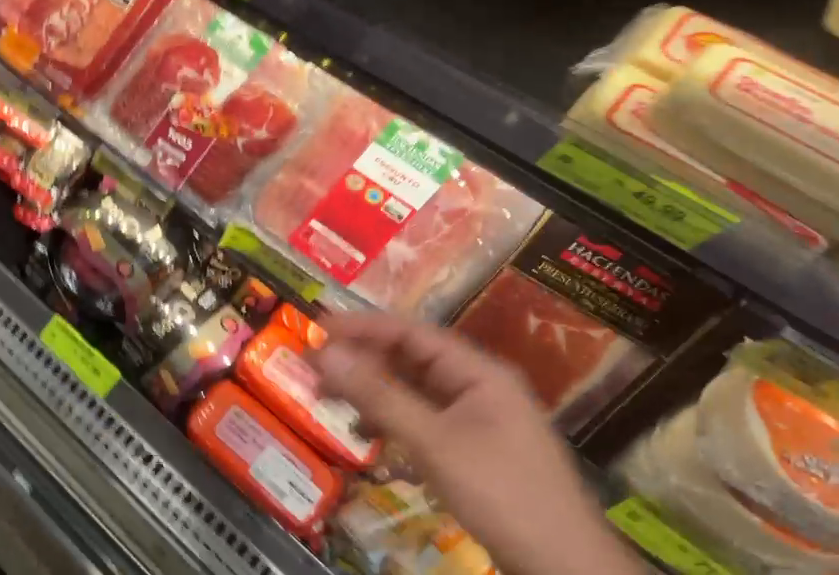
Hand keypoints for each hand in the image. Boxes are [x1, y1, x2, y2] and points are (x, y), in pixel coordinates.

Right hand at [313, 312, 641, 574]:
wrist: (567, 571)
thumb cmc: (503, 495)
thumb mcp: (432, 442)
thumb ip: (377, 395)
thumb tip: (322, 352)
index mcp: (479, 374)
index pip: (410, 332)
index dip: (360, 326)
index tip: (314, 328)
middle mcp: (478, 388)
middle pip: (409, 358)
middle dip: (359, 359)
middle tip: (311, 366)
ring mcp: (477, 420)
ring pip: (411, 389)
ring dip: (369, 389)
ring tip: (326, 396)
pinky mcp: (471, 450)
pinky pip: (419, 418)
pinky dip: (388, 419)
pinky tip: (363, 432)